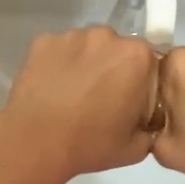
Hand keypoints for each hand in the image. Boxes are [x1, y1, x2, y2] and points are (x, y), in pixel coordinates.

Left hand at [0, 27, 157, 177]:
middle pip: (116, 49)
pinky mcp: (43, 41)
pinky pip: (58, 49)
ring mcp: (71, 35)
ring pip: (86, 47)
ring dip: (85, 64)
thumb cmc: (90, 144)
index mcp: (136, 56)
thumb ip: (149, 128)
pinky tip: (51, 88)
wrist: (35, 141)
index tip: (129, 102)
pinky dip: (58, 63)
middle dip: (112, 69)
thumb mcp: (136, 148)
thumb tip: (144, 123)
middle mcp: (106, 36)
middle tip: (100, 99)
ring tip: (72, 94)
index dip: (140, 83)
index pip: (149, 63)